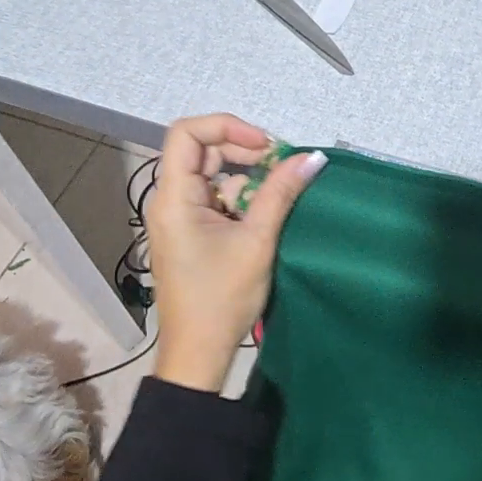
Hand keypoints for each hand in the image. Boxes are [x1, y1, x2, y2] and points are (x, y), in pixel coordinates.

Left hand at [143, 114, 326, 393]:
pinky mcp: (191, 232)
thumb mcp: (257, 240)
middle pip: (202, 152)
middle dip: (243, 151)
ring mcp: (179, 217)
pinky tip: (266, 214)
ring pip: (213, 176)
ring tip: (280, 193)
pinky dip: (242, 199)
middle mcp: (170, 200)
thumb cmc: (222, 298)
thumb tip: (312, 156)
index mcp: (174, 197)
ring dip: (247, 178)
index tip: (264, 145)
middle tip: (281, 164)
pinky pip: (216, 198)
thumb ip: (281, 192)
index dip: (227, 126)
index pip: (187, 133)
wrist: (199, 354)